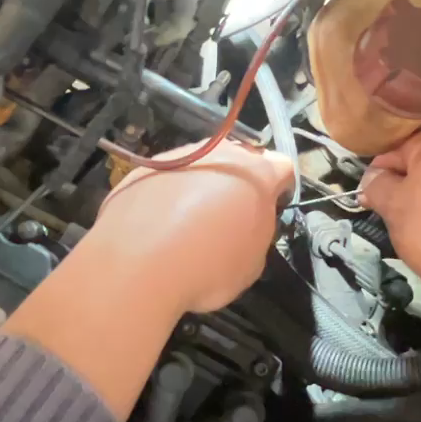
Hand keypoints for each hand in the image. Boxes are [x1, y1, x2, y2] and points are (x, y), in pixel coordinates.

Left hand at [91, 140, 293, 312]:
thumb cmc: (208, 267)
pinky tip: (158, 225)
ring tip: (188, 223)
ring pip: (202, 165)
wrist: (137, 264)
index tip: (271, 208)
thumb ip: (257, 231)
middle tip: (231, 216)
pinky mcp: (145, 167)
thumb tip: (245, 224)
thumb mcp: (253, 263)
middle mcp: (222, 154)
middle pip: (241, 159)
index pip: (283, 167)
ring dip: (202, 186)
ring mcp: (180, 156)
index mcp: (258, 174)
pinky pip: (168, 178)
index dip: (280, 188)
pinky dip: (169, 195)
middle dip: (240, 182)